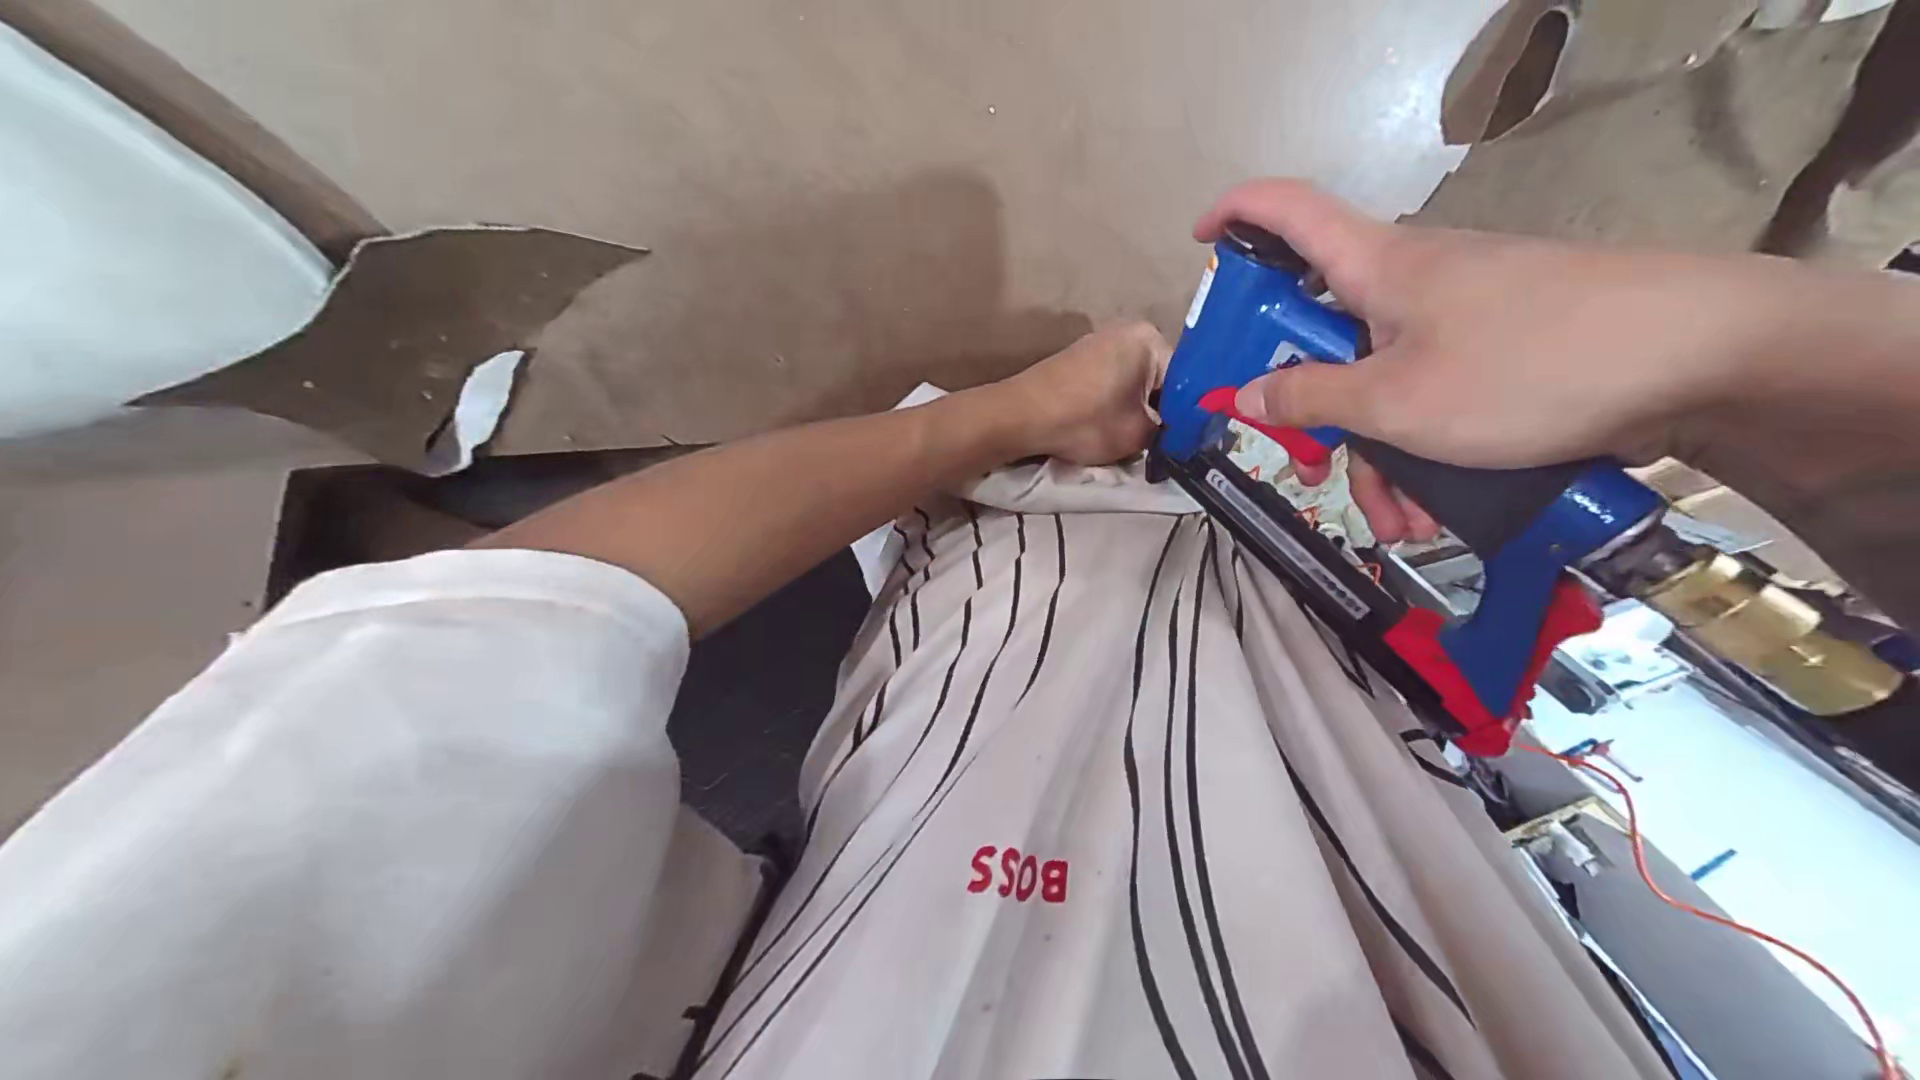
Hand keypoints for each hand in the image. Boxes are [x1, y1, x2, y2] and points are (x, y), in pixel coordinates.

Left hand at [990, 321, 1169, 465]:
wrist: (1018, 418)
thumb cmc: (1084, 421)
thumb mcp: (1138, 434)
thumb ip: (1167, 432)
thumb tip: (1176, 435)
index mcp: (1149, 339)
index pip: (1185, 379)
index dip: (1187, 414)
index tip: (1186, 440)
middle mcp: (1127, 332)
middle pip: (1159, 380)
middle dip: (1159, 411)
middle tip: (1162, 444)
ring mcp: (1099, 344)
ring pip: (1134, 386)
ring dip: (1135, 412)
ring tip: (1134, 439)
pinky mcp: (1079, 361)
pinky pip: (1111, 385)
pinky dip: (1113, 407)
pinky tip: (1109, 428)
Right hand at [1192, 179, 1819, 542]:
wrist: (1711, 360)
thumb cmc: (1525, 367)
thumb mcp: (1393, 400)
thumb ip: (1308, 397)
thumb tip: (1245, 395)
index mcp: (1375, 269)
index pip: (1288, 212)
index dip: (1235, 216)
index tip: (1199, 242)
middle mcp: (1409, 283)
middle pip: (1324, 333)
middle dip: (1307, 408)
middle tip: (1305, 463)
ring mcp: (1455, 316)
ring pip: (1378, 383)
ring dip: (1373, 457)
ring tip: (1395, 520)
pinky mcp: (1497, 347)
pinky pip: (1428, 396)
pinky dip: (1418, 452)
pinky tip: (1432, 508)